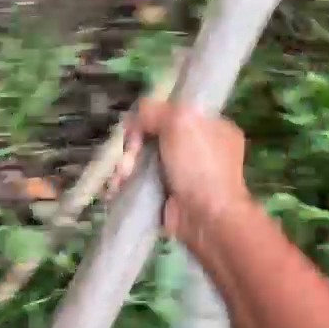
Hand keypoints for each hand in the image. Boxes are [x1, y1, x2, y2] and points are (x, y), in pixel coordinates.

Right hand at [127, 101, 258, 248]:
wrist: (207, 217)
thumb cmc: (200, 164)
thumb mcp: (180, 120)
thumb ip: (154, 110)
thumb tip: (133, 120)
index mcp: (212, 127)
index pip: (173, 112)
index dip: (151, 116)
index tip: (136, 126)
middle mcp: (199, 149)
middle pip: (153, 136)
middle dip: (134, 145)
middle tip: (130, 156)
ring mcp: (183, 175)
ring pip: (143, 160)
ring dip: (125, 166)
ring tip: (121, 177)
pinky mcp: (168, 197)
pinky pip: (140, 183)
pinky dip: (125, 184)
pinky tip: (116, 187)